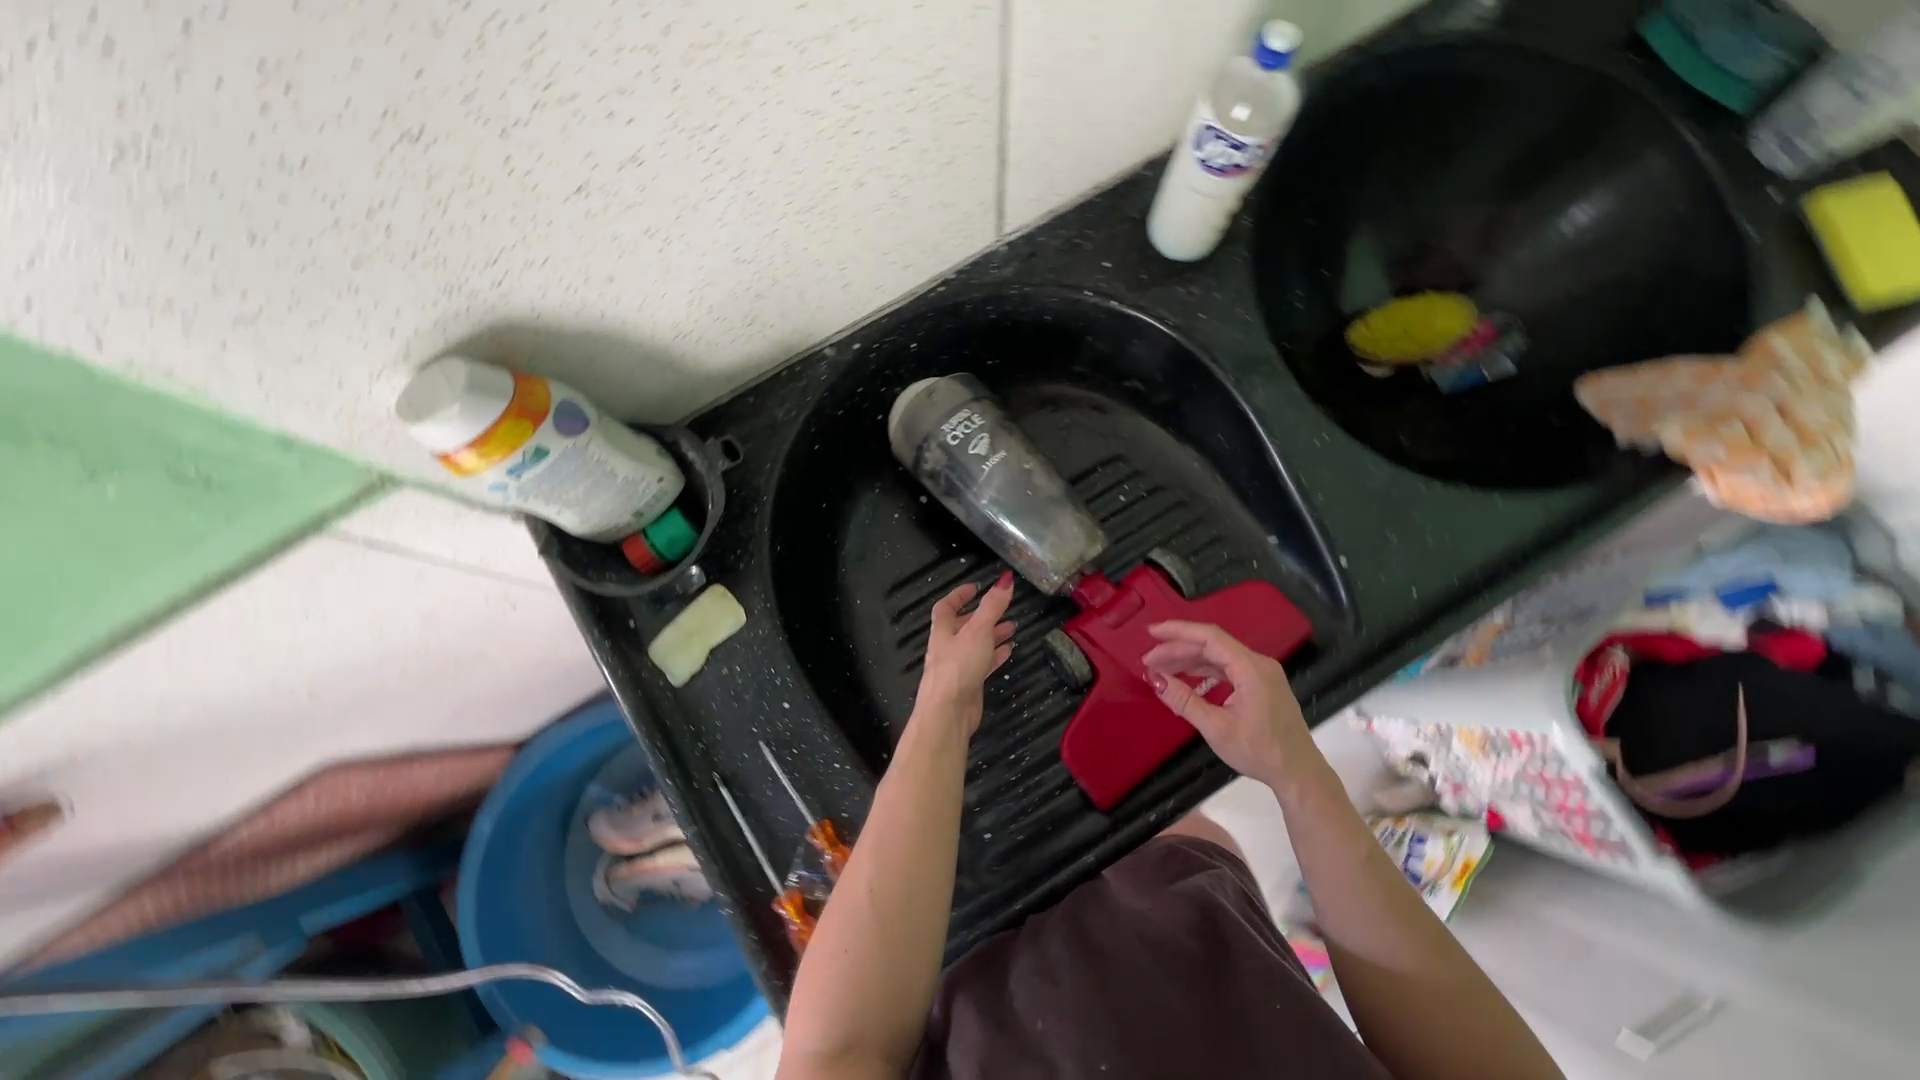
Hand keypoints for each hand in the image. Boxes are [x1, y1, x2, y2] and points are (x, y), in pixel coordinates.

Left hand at [915, 572, 1016, 736]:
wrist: (948, 712)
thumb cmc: (958, 666)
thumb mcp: (978, 630)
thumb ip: (993, 606)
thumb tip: (1006, 579)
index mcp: (942, 630)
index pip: (946, 606)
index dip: (959, 595)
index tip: (975, 586)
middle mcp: (947, 647)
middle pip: (963, 626)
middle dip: (982, 615)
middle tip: (1002, 608)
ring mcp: (957, 667)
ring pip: (975, 645)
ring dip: (992, 635)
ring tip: (1012, 626)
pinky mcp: (968, 684)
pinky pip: (983, 664)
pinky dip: (995, 655)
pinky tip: (1009, 651)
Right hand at [1141, 620, 1313, 785]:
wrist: (1297, 772)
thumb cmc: (1259, 751)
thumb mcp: (1216, 728)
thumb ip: (1184, 701)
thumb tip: (1155, 679)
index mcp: (1251, 668)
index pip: (1209, 637)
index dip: (1178, 631)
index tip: (1151, 633)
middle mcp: (1258, 663)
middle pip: (1212, 645)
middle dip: (1178, 649)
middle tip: (1148, 661)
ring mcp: (1262, 673)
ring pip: (1219, 656)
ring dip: (1189, 660)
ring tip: (1161, 668)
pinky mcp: (1261, 684)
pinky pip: (1228, 668)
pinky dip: (1205, 670)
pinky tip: (1186, 677)